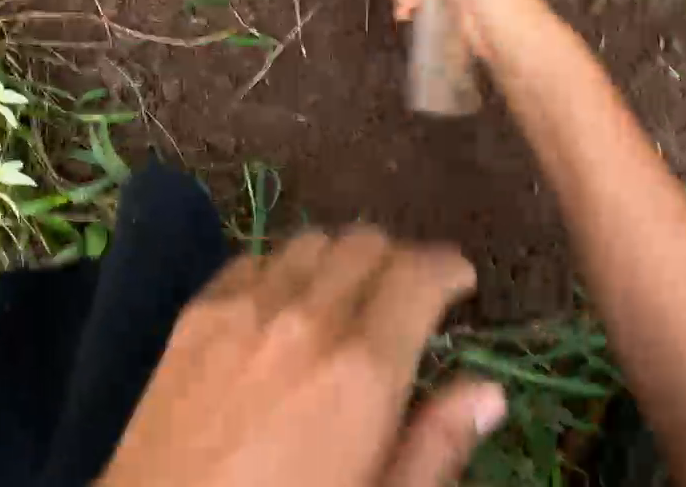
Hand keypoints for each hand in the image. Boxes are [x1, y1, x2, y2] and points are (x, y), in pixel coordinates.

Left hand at [98, 227, 505, 486]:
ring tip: (349, 290)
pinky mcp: (200, 308)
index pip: (418, 276)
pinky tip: (285, 299)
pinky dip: (284, 266)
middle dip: (398, 257)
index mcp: (362, 369)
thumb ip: (437, 446)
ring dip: (341, 255)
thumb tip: (486, 390)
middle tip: (407, 290)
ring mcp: (246, 304)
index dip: (448, 267)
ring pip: (311, 240)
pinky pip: (255, 257)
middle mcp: (307, 316)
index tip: (459, 279)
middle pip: (365, 243)